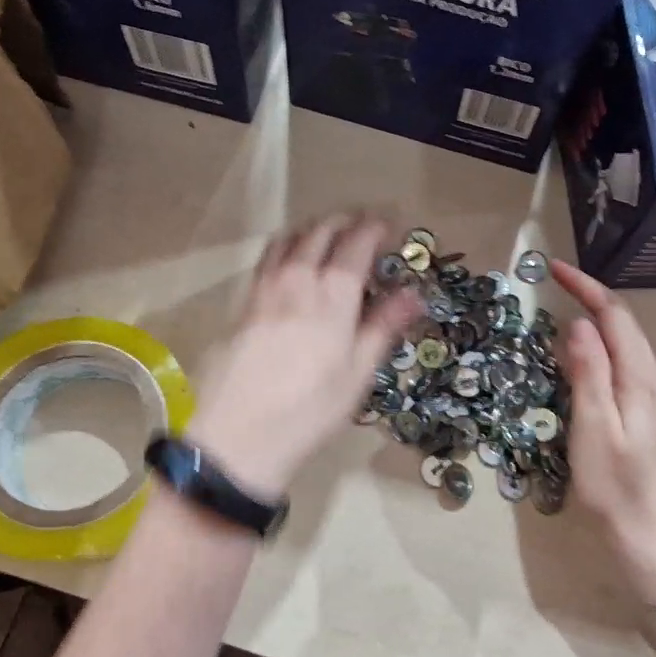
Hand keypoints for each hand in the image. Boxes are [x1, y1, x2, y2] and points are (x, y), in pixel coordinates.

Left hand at [185, 214, 419, 499]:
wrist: (239, 435)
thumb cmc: (311, 410)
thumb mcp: (359, 372)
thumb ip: (385, 325)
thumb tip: (415, 294)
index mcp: (333, 293)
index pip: (358, 241)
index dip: (378, 226)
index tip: (392, 224)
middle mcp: (298, 278)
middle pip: (322, 230)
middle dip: (347, 221)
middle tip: (365, 228)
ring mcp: (265, 287)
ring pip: (290, 238)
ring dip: (314, 229)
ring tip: (329, 238)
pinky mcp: (243, 302)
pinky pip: (268, 258)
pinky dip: (287, 247)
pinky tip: (292, 265)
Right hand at [551, 260, 655, 554]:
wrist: (642, 533)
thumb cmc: (611, 484)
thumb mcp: (592, 425)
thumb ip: (588, 372)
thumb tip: (579, 323)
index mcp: (640, 379)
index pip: (615, 316)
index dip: (586, 288)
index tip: (554, 269)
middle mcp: (651, 380)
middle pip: (624, 324)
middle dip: (591, 295)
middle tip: (555, 281)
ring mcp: (651, 397)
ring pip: (625, 342)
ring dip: (597, 318)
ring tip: (564, 306)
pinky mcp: (644, 412)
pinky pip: (622, 362)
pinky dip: (601, 344)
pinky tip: (580, 354)